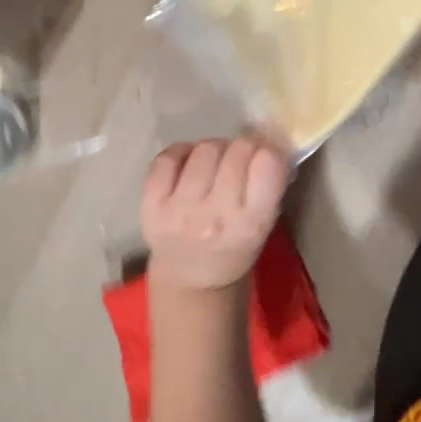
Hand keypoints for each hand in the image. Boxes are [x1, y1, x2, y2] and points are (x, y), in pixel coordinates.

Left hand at [140, 138, 288, 293]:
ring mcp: (180, 211)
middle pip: (238, 150)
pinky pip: (166, 159)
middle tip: (240, 159)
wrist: (191, 280)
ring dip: (215, 149)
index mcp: (251, 223)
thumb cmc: (236, 248)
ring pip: (205, 149)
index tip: (265, 156)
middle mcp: (215, 216)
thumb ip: (269, 185)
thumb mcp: (266, 224)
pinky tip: (188, 163)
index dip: (269, 151)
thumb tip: (267, 140)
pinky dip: (180, 152)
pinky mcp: (151, 207)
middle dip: (243, 148)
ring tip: (215, 163)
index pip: (268, 162)